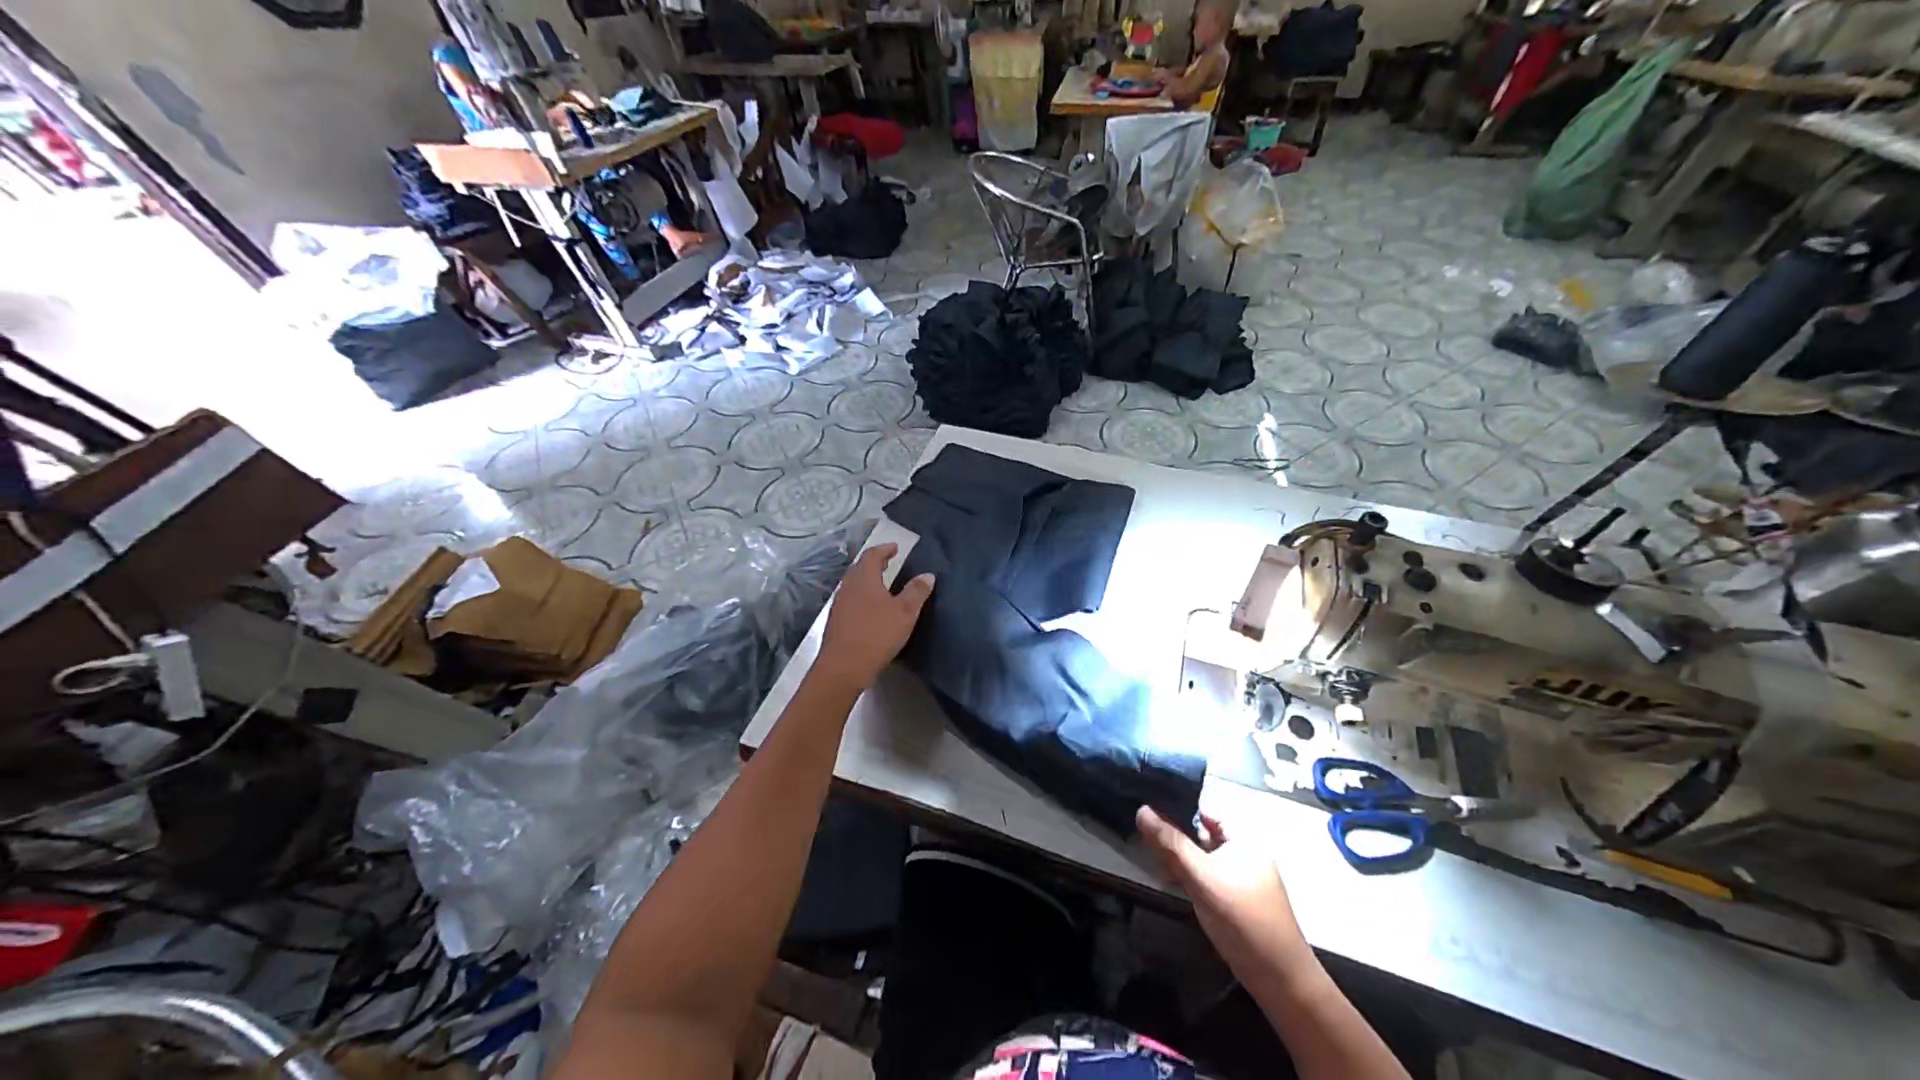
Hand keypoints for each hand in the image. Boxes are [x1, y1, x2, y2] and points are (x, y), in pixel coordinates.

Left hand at [814, 542, 934, 691]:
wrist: (844, 666)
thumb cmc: (876, 634)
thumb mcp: (904, 613)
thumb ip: (916, 592)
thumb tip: (927, 575)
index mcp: (863, 578)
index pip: (872, 555)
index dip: (884, 549)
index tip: (895, 548)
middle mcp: (848, 586)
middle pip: (860, 567)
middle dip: (874, 563)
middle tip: (889, 563)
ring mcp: (839, 604)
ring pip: (853, 584)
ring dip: (867, 579)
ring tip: (882, 584)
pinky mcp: (836, 620)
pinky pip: (850, 599)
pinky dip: (862, 595)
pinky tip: (870, 608)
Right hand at [1136, 806, 1315, 989]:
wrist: (1278, 977)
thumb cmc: (1242, 919)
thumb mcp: (1202, 878)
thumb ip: (1171, 844)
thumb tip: (1142, 811)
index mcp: (1245, 838)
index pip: (1206, 808)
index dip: (1177, 805)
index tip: (1148, 808)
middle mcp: (1245, 850)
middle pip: (1203, 830)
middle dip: (1176, 834)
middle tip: (1146, 837)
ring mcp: (1241, 874)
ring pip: (1203, 854)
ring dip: (1181, 856)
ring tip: (1156, 859)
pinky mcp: (1235, 895)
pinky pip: (1207, 874)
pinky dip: (1190, 874)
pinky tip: (1171, 881)